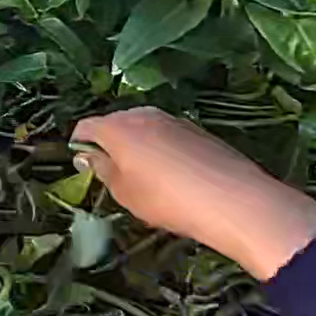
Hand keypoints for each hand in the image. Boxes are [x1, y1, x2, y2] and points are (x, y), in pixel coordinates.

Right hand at [72, 108, 315, 279]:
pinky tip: (177, 176)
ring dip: (138, 145)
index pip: (85, 127)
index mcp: (116, 126)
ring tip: (148, 176)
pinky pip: (168, 135)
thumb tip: (88, 155)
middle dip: (110, 143)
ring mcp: (173, 119)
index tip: (85, 168)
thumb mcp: (123, 192)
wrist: (236, 201)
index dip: (80, 146)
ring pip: (143, 127)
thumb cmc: (166, 199)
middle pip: (114, 123)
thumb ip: (100, 168)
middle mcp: (141, 114)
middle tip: (115, 173)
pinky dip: (163, 149)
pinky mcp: (198, 130)